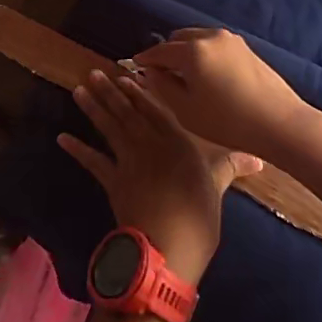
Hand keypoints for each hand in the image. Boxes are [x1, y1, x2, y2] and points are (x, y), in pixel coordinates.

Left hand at [59, 69, 260, 284]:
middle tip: (92, 73)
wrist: (166, 248)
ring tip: (78, 90)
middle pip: (127, 113)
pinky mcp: (113, 182)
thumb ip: (229, 167)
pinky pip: (93, 162)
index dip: (139, 91)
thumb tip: (258, 159)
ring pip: (109, 129)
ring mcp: (128, 162)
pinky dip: (77, 150)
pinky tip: (63, 137)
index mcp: (176, 141)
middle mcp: (149, 145)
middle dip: (110, 92)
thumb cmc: (198, 216)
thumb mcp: (217, 188)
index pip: (156, 109)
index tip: (123, 74)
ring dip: (93, 109)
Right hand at [130, 29, 314, 158]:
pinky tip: (209, 77)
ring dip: (187, 52)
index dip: (144, 59)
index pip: (159, 51)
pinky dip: (204, 54)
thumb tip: (150, 72)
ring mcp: (231, 39)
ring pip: (198, 39)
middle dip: (167, 53)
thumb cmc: (227, 121)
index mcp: (192, 50)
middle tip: (162, 75)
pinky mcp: (246, 48)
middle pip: (178, 39)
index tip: (134, 67)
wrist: (279, 123)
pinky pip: (214, 45)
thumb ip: (162, 86)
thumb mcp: (185, 110)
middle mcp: (210, 36)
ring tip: (186, 77)